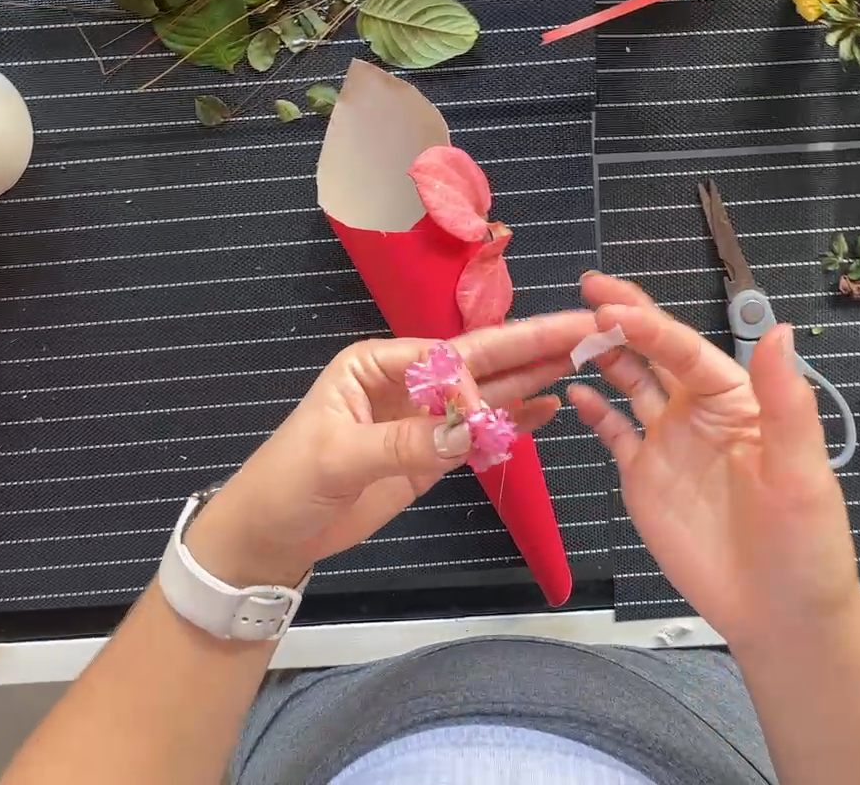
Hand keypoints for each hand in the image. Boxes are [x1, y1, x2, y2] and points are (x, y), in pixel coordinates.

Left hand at [185, 311, 597, 586]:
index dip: (472, 384)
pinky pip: (479, 432)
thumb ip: (406, 442)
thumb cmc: (289, 481)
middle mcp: (406, 380)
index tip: (480, 424)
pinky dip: (514, 418)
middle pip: (477, 360)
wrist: (272, 534)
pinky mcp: (432, 451)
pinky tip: (549, 405)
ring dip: (532, 375)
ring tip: (584, 355)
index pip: (442, 359)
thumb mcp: (338, 456)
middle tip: (587, 325)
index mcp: (376, 363)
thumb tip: (473, 431)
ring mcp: (423, 416)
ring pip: (486, 390)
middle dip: (530, 343)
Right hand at [568, 273, 859, 645]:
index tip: (610, 307)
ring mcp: (667, 441)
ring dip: (603, 356)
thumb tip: (779, 327)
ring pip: (629, 383)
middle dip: (623, 319)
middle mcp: (697, 411)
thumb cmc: (803, 543)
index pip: (685, 351)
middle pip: (653, 354)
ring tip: (568, 334)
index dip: (648, 326)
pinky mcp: (643, 473)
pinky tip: (574, 393)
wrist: (777, 614)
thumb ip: (785, 401)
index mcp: (736, 401)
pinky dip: (593, 410)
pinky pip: (613, 431)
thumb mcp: (802, 472)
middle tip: (588, 287)